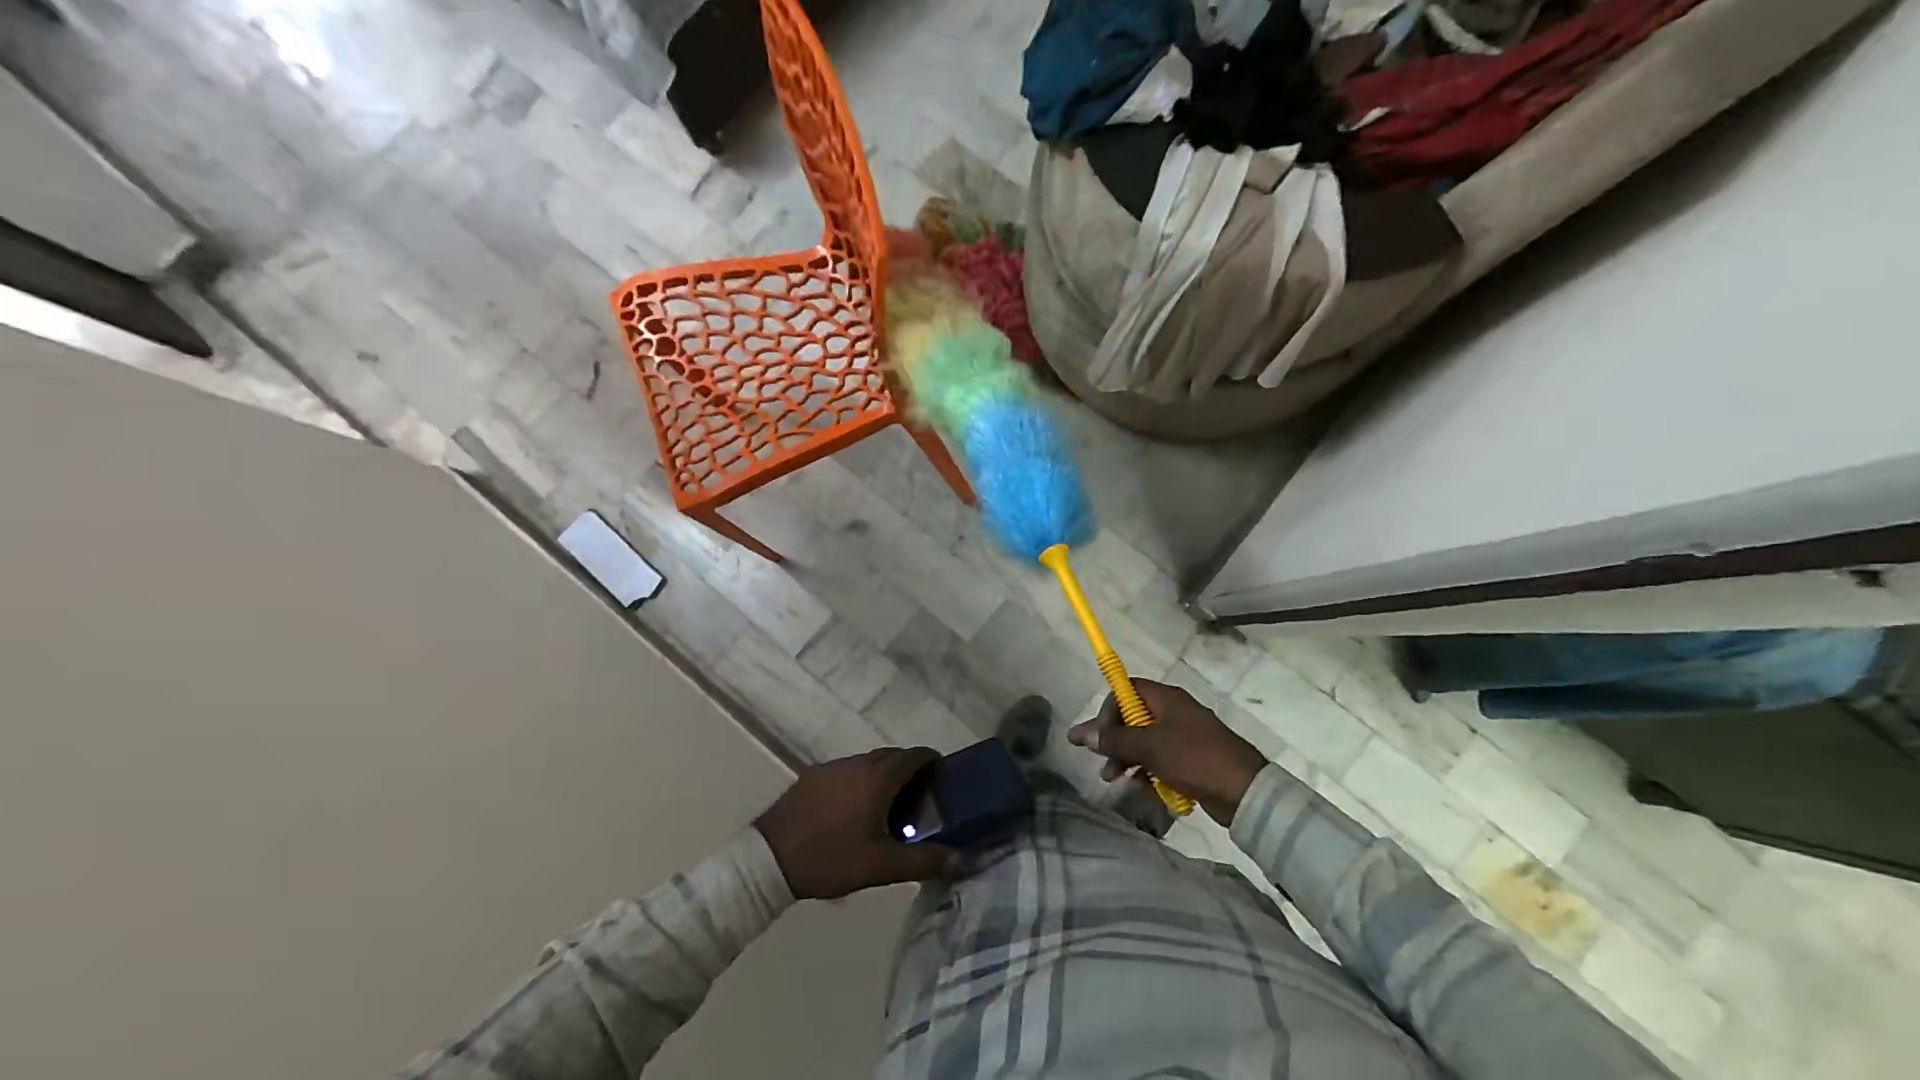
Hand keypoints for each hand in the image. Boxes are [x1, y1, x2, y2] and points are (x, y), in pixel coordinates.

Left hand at [754, 747, 959, 899]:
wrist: (768, 859)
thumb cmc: (830, 859)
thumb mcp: (881, 866)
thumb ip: (923, 861)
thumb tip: (960, 858)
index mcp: (878, 777)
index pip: (915, 755)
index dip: (933, 761)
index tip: (944, 777)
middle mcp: (857, 762)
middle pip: (893, 755)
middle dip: (911, 769)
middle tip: (921, 797)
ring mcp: (832, 767)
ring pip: (868, 762)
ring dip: (884, 776)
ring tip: (890, 806)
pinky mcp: (812, 776)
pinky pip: (847, 771)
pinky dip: (861, 781)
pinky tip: (856, 810)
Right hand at [1068, 680, 1267, 826]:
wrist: (1244, 792)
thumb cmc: (1194, 759)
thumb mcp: (1150, 748)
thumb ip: (1114, 740)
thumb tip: (1081, 733)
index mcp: (1166, 699)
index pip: (1127, 690)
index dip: (1108, 710)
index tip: (1100, 736)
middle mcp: (1174, 712)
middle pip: (1132, 717)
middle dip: (1114, 740)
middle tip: (1102, 763)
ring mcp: (1184, 736)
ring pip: (1145, 742)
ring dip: (1127, 759)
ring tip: (1116, 779)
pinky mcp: (1192, 759)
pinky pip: (1160, 759)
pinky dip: (1148, 770)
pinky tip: (1142, 787)